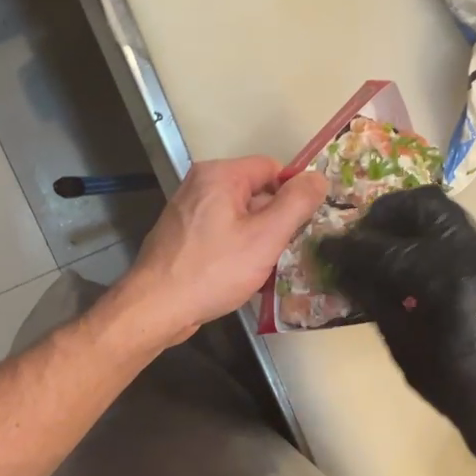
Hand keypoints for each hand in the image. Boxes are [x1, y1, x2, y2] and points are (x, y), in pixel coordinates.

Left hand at [112, 156, 327, 345]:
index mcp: (219, 175)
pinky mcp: (181, 236)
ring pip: (238, 217)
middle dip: (273, 221)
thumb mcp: (266, 237)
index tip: (302, 225)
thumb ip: (297, 203)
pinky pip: (220, 234)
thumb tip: (318, 178)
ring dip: (256, 240)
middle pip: (254, 193)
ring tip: (263, 269)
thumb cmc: (213, 271)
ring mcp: (187, 211)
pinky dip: (235, 250)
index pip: (272, 168)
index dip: (292, 194)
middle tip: (284, 252)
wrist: (156, 308)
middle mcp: (199, 185)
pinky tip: (240, 276)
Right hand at [318, 187, 475, 475]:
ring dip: (413, 225)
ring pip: (450, 217)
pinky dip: (437, 245)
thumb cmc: (458, 390)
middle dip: (387, 214)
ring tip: (387, 251)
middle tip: (362, 235)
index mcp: (450, 278)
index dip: (350, 248)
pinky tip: (422, 275)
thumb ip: (376, 299)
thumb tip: (344, 269)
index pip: (387, 248)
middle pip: (425, 205)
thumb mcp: (406, 346)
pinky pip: (467, 240)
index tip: (326, 246)